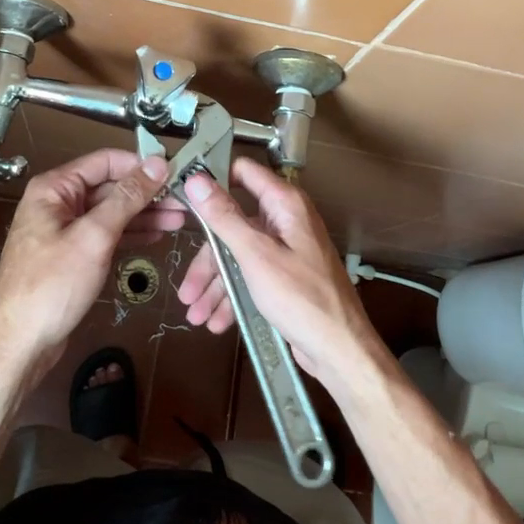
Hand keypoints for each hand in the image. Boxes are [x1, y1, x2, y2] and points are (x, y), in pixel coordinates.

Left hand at [0, 149, 181, 381]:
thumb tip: (157, 164)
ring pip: (111, 213)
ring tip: (180, 219)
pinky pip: (105, 235)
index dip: (141, 165)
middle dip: (147, 194)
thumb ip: (127, 198)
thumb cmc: (52, 286)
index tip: (175, 173)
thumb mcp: (94, 236)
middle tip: (185, 202)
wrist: (20, 344)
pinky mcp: (71, 256)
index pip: (105, 162)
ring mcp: (63, 231)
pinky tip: (156, 236)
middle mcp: (57, 203)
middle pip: (110, 188)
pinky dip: (130, 234)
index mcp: (54, 189)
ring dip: (144, 215)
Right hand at [175, 158, 379, 385]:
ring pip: (240, 256)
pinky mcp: (286, 277)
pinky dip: (234, 297)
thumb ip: (224, 217)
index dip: (213, 181)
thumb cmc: (301, 297)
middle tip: (186, 290)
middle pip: (234, 225)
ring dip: (216, 286)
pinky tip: (217, 322)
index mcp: (285, 204)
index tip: (182, 198)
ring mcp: (287, 250)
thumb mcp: (256, 255)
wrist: (340, 349)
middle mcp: (286, 221)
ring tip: (195, 315)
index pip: (243, 173)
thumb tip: (196, 179)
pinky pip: (252, 278)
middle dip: (207, 260)